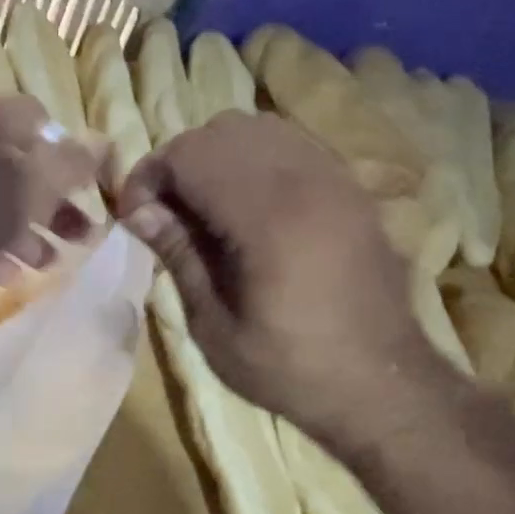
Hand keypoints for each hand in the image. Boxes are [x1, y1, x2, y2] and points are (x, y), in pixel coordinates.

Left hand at [0, 95, 106, 312]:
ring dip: (27, 232)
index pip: (37, 117)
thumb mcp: (24, 186)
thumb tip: (103, 141)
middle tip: (83, 234)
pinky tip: (10, 276)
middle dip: (53, 201)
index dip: (68, 148)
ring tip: (52, 263)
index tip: (90, 184)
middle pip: (17, 166)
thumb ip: (67, 164)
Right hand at [115, 111, 447, 443]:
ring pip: (259, 129)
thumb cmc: (287, 367)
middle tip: (163, 214)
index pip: (189, 154)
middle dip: (179, 164)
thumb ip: (180, 256)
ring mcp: (336, 179)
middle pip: (221, 131)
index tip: (133, 218)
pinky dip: (255, 162)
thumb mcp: (214, 325)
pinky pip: (291, 146)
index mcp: (268, 217)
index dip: (149, 177)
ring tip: (202, 210)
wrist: (381, 383)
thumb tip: (139, 211)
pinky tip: (245, 211)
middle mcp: (306, 181)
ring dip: (217, 158)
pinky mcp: (352, 189)